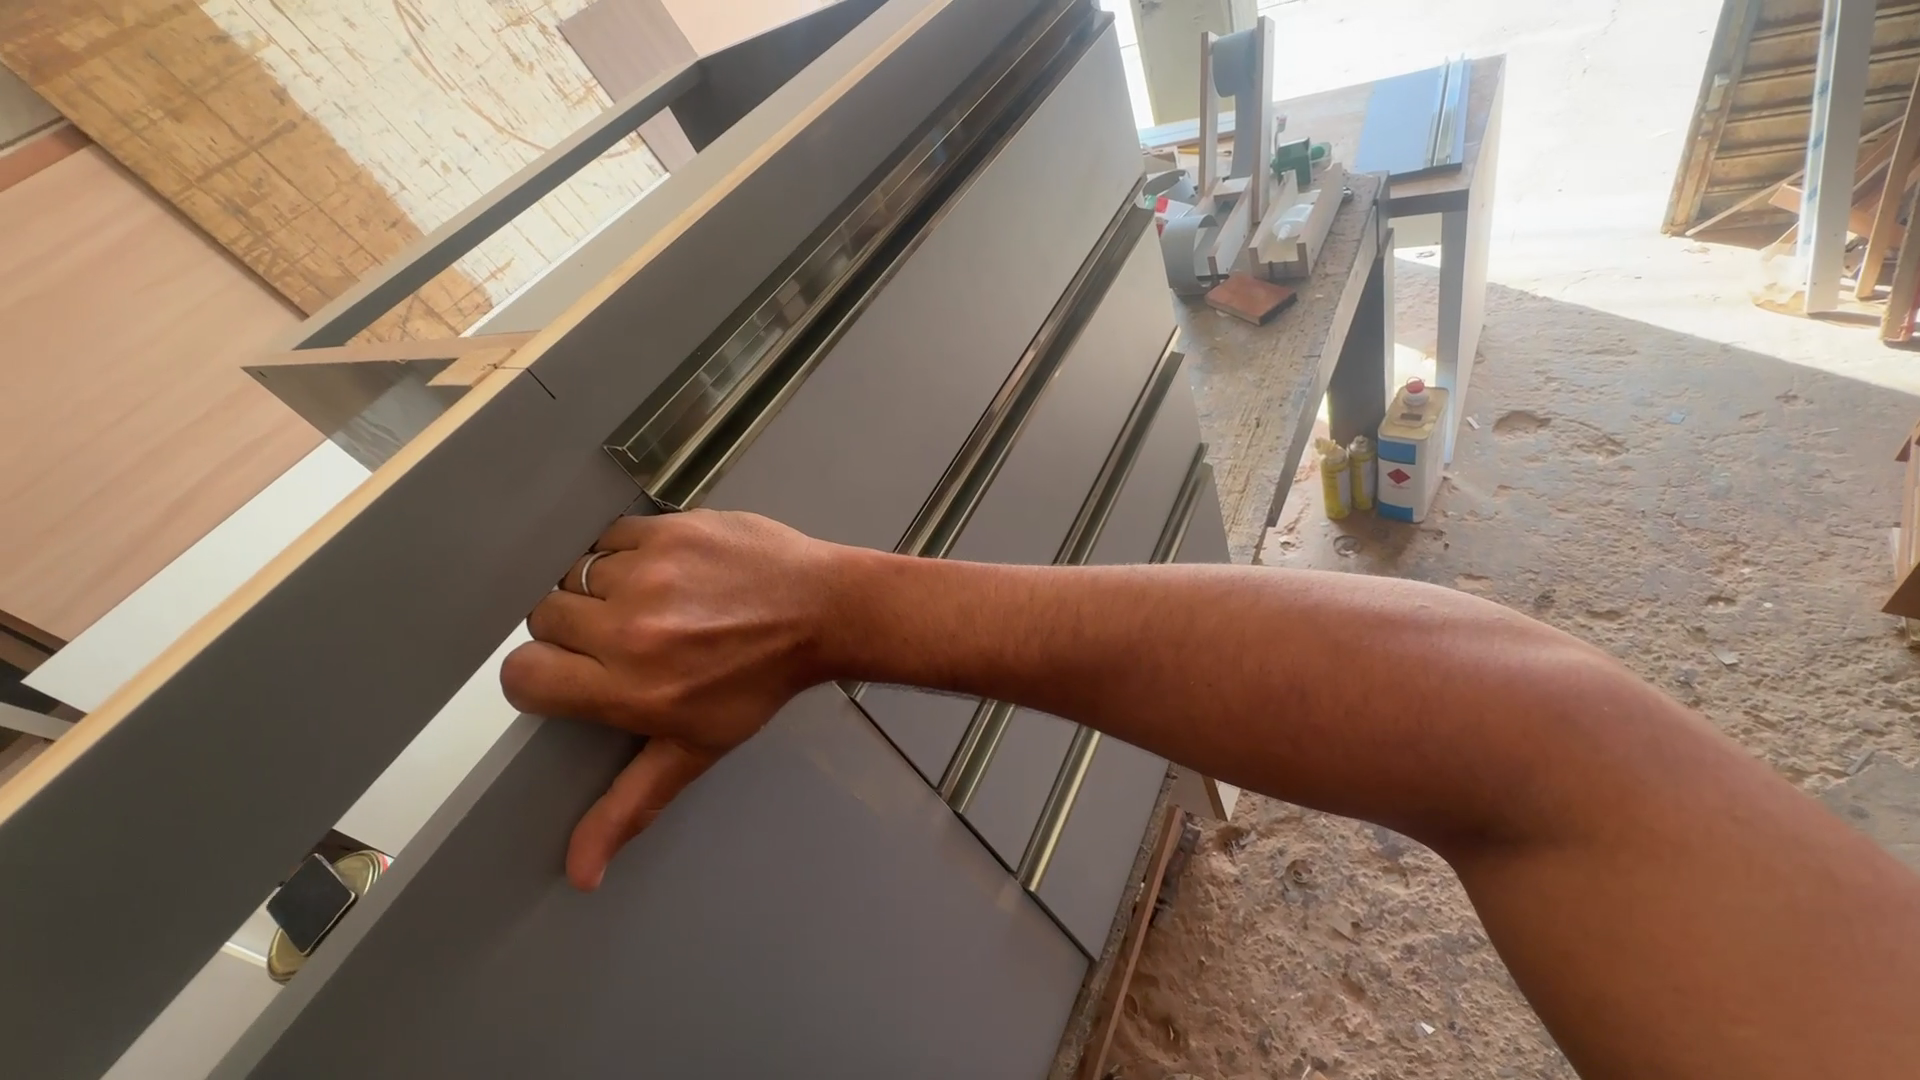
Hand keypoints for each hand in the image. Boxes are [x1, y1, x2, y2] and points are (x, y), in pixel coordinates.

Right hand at [501, 510, 841, 889]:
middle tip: (625, 637)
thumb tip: (580, 874)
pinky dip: (629, 551)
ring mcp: (651, 572)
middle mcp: (630, 628)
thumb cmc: (762, 681)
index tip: (577, 674)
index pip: (523, 676)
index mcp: (629, 688)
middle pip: (544, 618)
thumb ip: (631, 803)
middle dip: (576, 630)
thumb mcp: (697, 748)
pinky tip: (666, 570)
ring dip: (603, 589)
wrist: (821, 611)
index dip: (545, 676)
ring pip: (576, 573)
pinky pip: (612, 536)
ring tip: (651, 602)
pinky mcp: (670, 528)